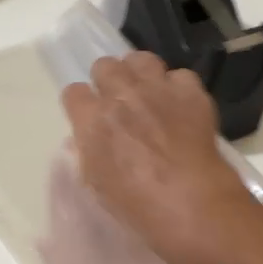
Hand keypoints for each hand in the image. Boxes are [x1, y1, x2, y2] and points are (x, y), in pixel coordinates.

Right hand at [60, 53, 262, 263]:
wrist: (187, 201)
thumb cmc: (134, 204)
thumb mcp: (96, 184)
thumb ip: (88, 153)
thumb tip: (88, 139)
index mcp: (92, 120)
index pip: (73, 93)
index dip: (79, 105)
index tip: (85, 117)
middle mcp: (122, 93)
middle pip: (104, 66)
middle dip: (106, 82)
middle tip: (116, 105)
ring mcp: (158, 87)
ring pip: (140, 59)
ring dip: (137, 74)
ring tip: (145, 95)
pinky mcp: (190, 89)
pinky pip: (177, 76)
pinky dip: (175, 89)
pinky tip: (177, 108)